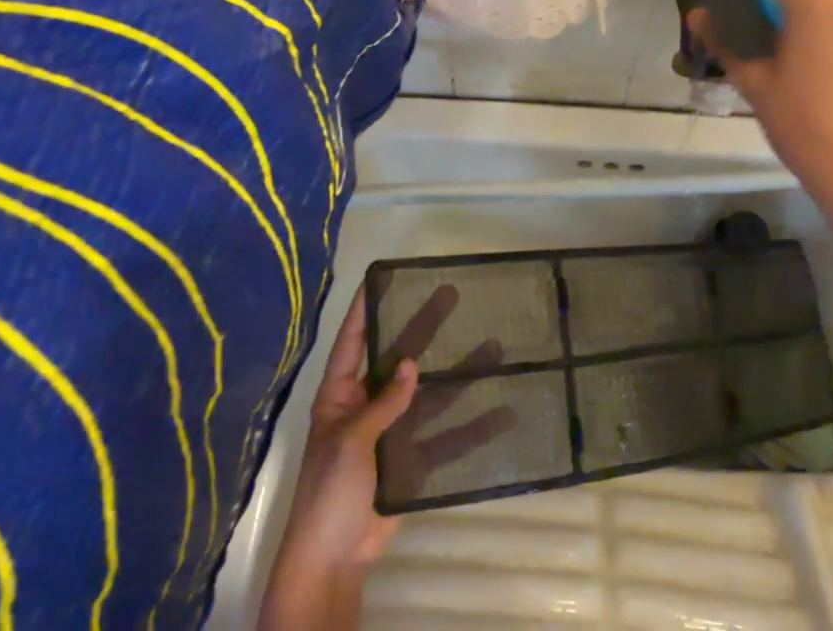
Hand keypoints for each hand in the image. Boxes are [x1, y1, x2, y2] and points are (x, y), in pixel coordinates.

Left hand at [262, 284, 513, 629]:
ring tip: (495, 348)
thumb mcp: (351, 440)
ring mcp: (393, 433)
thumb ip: (383, 403)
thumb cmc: (330, 489)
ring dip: (460, 376)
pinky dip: (472, 429)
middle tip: (451, 297)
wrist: (334, 555)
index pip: (353, 341)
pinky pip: (445, 439)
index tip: (382, 277)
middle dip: (424, 331)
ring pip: (431, 397)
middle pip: (399, 360)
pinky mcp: (413, 461)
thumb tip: (409, 363)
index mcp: (340, 394)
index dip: (365, 309)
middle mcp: (367, 406)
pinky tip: (502, 414)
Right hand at [689, 0, 832, 222]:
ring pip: (831, 13)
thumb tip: (697, 15)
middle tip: (760, 59)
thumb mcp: (756, 84)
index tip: (731, 31)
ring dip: (809, 32)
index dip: (745, 2)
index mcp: (818, 2)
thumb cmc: (806, 128)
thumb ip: (726, 42)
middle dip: (778, 20)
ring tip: (794, 74)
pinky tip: (824, 79)